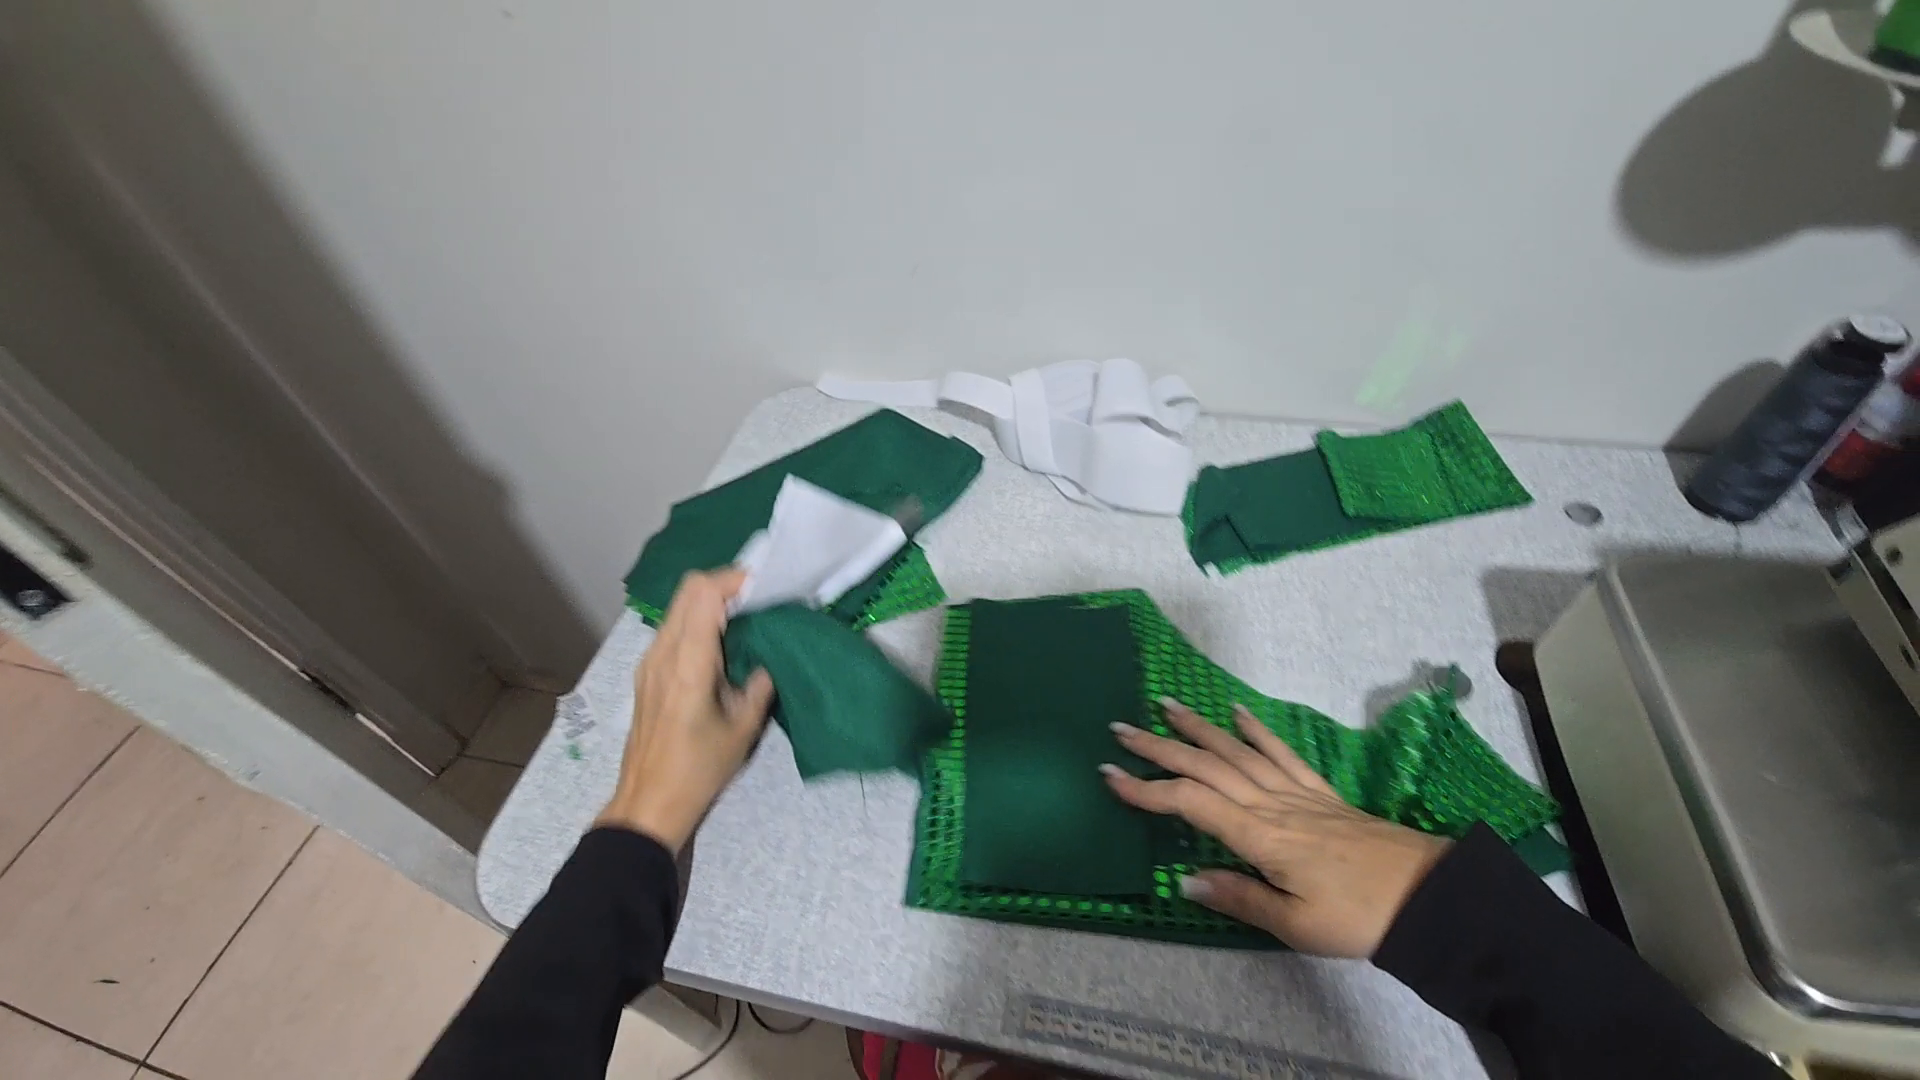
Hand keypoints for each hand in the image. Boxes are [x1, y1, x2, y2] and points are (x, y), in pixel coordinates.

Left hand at [596, 568, 774, 853]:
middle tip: (761, 597)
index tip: (767, 587)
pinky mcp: (648, 672)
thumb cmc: (698, 770)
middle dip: (727, 583)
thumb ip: (760, 685)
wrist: (648, 804)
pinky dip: (701, 620)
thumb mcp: (743, 729)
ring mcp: (650, 661)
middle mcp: (663, 653)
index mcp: (688, 663)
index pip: (704, 594)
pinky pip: (675, 627)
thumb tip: (767, 658)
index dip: (736, 579)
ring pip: (680, 606)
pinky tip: (723, 644)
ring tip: (747, 617)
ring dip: (713, 601)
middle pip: (689, 590)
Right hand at [1102, 699, 1450, 956]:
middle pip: (1205, 766)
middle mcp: (1270, 803)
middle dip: (1159, 747)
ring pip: (1236, 751)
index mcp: (1259, 836)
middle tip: (1121, 729)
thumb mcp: (1297, 925)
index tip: (1110, 774)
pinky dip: (1257, 730)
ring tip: (1165, 705)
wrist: (1431, 896)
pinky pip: (1282, 752)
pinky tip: (1237, 712)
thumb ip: (1240, 898)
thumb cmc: (1360, 917)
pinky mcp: (1319, 791)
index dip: (1147, 789)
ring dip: (1198, 727)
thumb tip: (1184, 880)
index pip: (1190, 803)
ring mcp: (1295, 792)